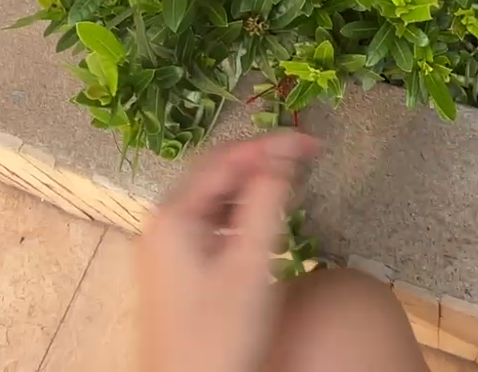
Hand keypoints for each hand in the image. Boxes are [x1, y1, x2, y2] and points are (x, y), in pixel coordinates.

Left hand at [139, 131, 318, 371]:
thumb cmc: (220, 335)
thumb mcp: (251, 264)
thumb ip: (268, 200)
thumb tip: (284, 154)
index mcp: (175, 212)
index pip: (229, 157)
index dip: (273, 144)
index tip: (314, 143)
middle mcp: (164, 219)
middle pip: (218, 170)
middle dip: (262, 158)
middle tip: (305, 156)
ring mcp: (166, 243)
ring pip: (215, 193)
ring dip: (252, 183)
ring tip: (290, 182)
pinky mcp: (175, 264)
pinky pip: (210, 217)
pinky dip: (240, 208)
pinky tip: (263, 219)